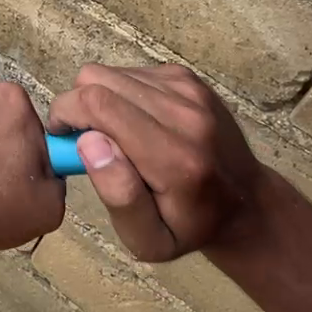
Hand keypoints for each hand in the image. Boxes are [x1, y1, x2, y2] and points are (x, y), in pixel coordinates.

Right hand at [44, 64, 264, 261]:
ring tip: (115, 130)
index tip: (64, 135)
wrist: (248, 205)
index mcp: (175, 158)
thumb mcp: (149, 240)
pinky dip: (120, 91)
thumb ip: (117, 195)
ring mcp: (189, 90)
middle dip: (77, 103)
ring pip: (109, 72)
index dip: (66, 112)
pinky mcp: (188, 78)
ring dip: (99, 97)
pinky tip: (135, 119)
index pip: (98, 103)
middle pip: (96, 79)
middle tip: (86, 136)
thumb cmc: (189, 227)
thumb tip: (89, 141)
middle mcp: (186, 115)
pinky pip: (129, 71)